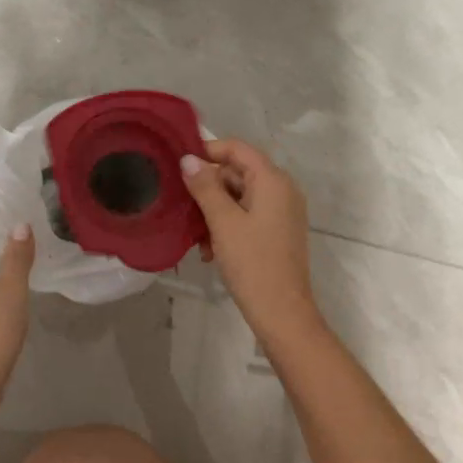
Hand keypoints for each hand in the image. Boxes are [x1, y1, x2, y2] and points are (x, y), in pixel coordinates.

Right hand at [181, 139, 322, 344]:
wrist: (282, 314)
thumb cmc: (252, 262)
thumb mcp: (222, 222)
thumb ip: (205, 186)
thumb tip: (188, 159)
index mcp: (272, 180)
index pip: (237, 149)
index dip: (208, 151)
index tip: (180, 165)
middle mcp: (282, 190)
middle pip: (237, 173)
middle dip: (208, 188)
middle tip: (182, 206)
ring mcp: (282, 212)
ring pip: (239, 197)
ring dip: (214, 211)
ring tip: (195, 237)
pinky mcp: (278, 232)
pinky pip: (248, 216)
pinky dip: (227, 226)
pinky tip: (209, 250)